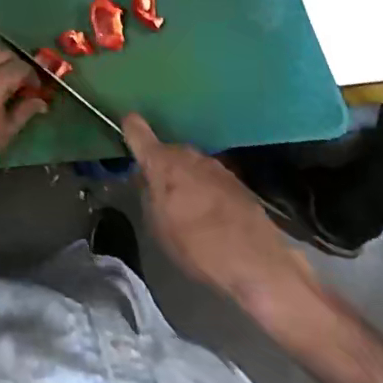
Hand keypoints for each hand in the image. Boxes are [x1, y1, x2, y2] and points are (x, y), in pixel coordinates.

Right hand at [122, 114, 323, 309]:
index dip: (130, 128)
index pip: (138, 132)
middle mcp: (188, 155)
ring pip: (191, 165)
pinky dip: (206, 190)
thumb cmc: (196, 244)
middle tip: (159, 191)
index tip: (126, 123)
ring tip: (187, 208)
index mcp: (162, 163)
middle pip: (167, 152)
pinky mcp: (237, 180)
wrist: (256, 258)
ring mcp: (215, 165)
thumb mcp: (157, 227)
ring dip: (186, 179)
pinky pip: (210, 179)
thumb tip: (149, 182)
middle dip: (162, 167)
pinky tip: (211, 215)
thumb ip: (148, 197)